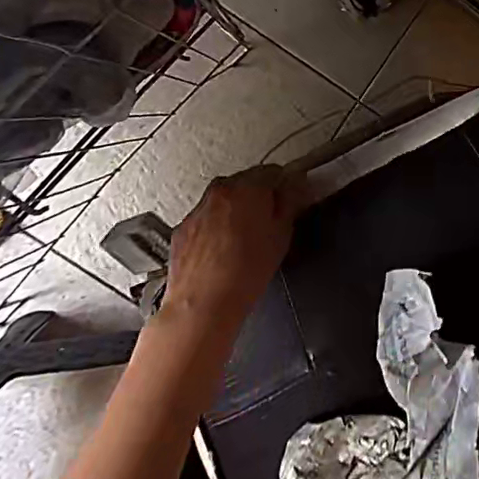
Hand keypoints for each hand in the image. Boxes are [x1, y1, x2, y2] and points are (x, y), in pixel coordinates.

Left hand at [164, 165, 301, 323]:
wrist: (202, 307)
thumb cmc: (241, 275)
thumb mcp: (282, 235)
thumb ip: (291, 202)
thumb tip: (295, 187)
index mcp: (247, 187)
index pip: (274, 172)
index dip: (286, 187)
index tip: (291, 199)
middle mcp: (219, 192)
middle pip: (247, 183)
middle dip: (259, 199)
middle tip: (270, 224)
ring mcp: (198, 210)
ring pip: (225, 202)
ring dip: (236, 214)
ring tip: (246, 245)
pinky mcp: (183, 230)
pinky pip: (206, 221)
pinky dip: (216, 231)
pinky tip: (225, 255)